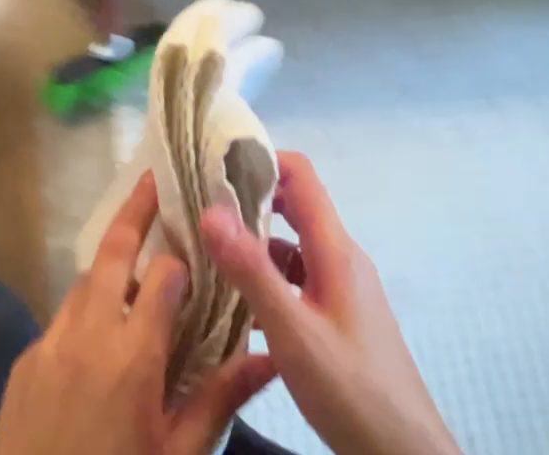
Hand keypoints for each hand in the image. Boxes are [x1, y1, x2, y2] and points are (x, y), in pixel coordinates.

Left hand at [0, 171, 278, 454]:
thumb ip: (218, 401)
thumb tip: (269, 359)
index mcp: (132, 358)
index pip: (161, 277)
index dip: (181, 261)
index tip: (198, 251)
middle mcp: (87, 335)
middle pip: (110, 253)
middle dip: (134, 212)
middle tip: (153, 178)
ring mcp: (48, 344)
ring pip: (82, 283)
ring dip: (109, 266)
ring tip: (136, 257)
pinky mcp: (25, 361)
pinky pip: (61, 319)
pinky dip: (85, 310)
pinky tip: (101, 331)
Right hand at [200, 152, 461, 454]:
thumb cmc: (352, 389)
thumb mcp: (293, 331)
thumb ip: (251, 271)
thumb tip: (210, 208)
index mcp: (336, 250)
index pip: (301, 175)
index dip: (260, 159)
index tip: (213, 163)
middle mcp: (340, 259)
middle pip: (294, 206)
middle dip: (247, 198)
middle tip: (196, 204)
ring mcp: (340, 289)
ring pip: (291, 247)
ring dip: (252, 241)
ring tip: (203, 248)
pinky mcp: (336, 317)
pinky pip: (295, 279)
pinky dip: (264, 277)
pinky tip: (232, 299)